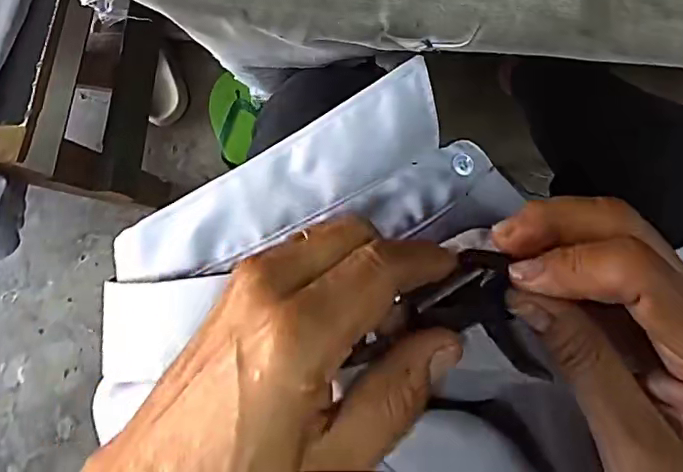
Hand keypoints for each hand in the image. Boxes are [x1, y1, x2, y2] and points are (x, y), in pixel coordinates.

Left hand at [87, 215, 460, 471]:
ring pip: (330, 236)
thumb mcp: (329, 469)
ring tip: (372, 323)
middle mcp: (266, 290)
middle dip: (395, 260)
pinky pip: (301, 251)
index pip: (381, 263)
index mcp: (294, 334)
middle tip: (411, 313)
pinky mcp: (230, 291)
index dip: (427, 262)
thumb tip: (442, 342)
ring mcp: (243, 284)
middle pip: (358, 234)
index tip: (451, 272)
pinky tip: (334, 318)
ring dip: (364, 261)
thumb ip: (395, 397)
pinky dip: (333, 266)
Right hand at [493, 197, 682, 471]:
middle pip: (633, 233)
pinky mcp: (666, 308)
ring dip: (563, 228)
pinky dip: (572, 253)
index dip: (574, 262)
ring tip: (513, 242)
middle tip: (506, 237)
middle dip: (563, 222)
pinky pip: (617, 262)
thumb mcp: (635, 451)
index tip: (519, 273)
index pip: (641, 272)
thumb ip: (585, 363)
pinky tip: (539, 261)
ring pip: (624, 234)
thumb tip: (529, 292)